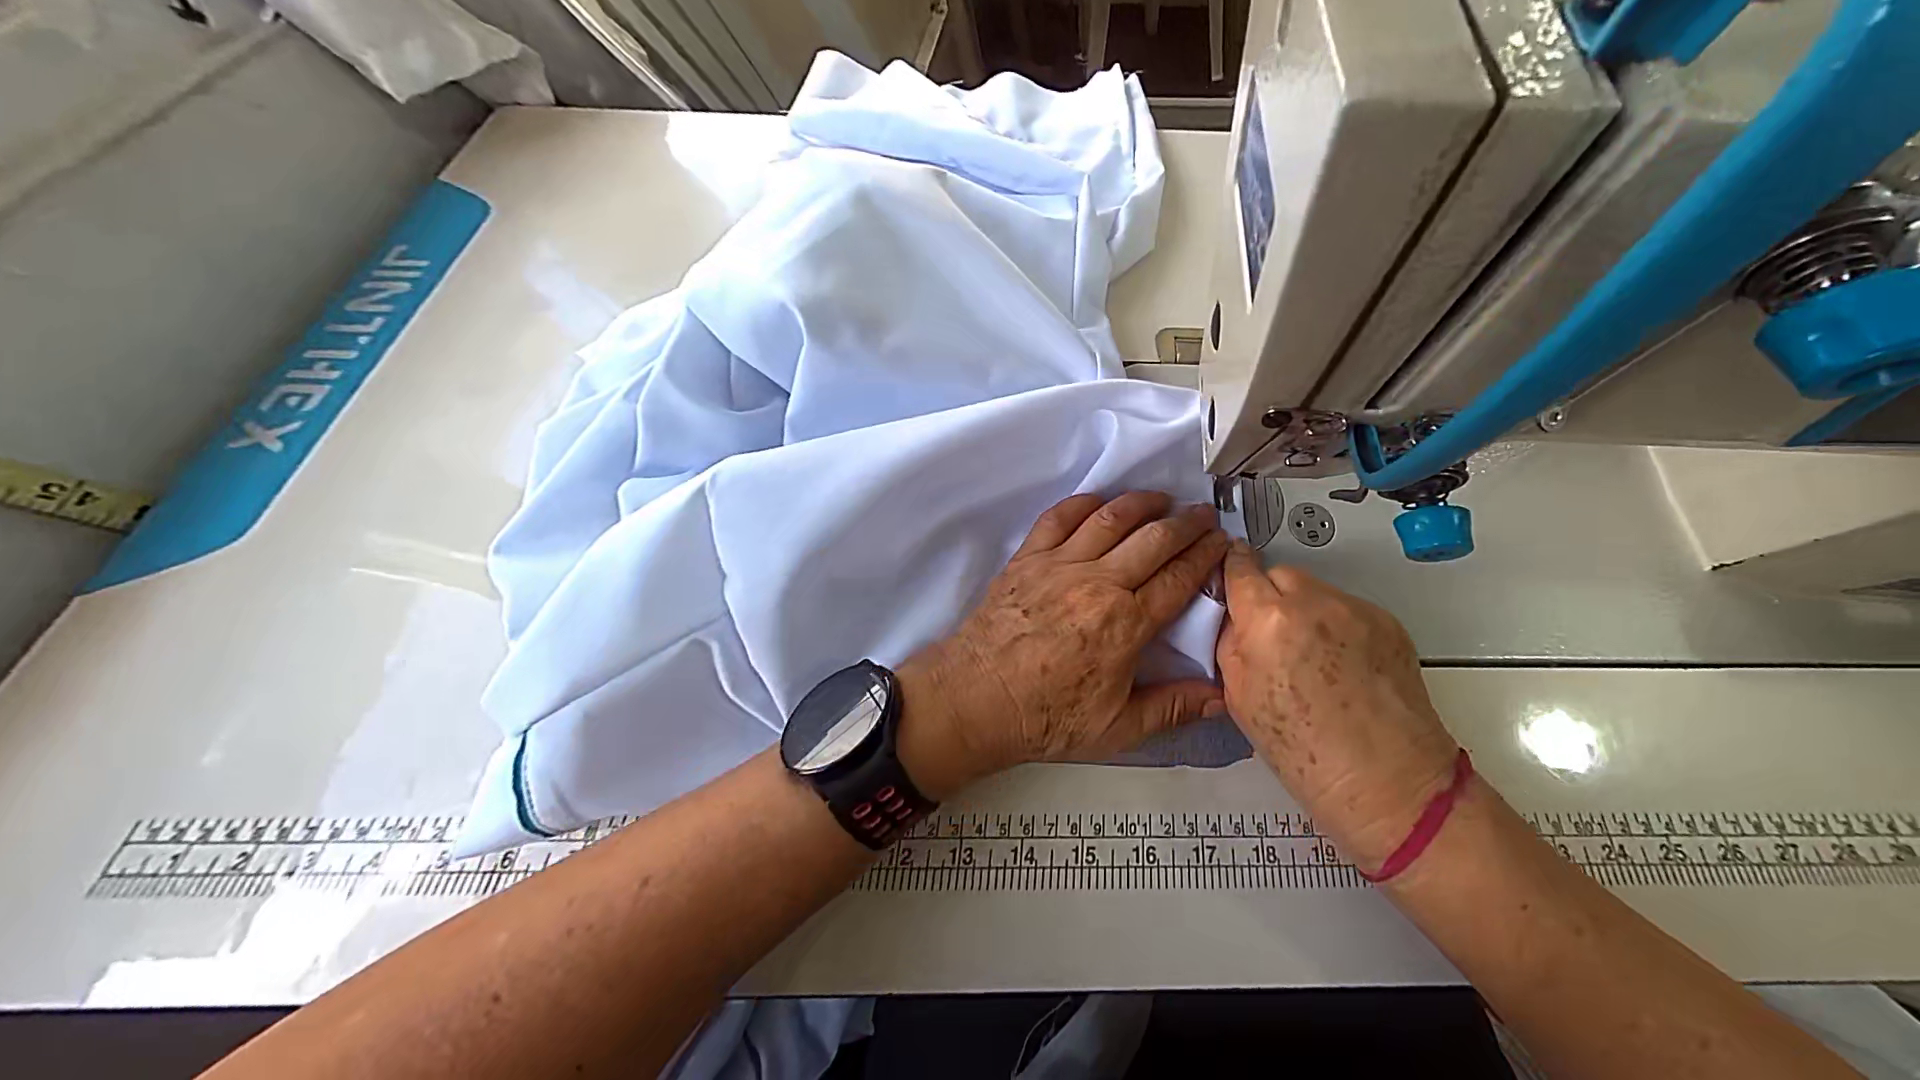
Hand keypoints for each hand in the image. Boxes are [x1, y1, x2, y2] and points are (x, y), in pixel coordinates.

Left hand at [896, 492, 1230, 798]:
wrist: (977, 700)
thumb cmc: (1046, 718)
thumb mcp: (1117, 728)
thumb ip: (1172, 708)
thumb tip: (1219, 698)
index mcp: (1125, 624)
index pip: (1178, 578)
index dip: (1206, 556)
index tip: (1222, 543)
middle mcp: (1096, 584)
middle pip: (1153, 540)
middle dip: (1186, 523)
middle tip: (1204, 515)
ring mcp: (1058, 567)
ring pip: (1110, 520)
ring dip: (1141, 504)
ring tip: (1162, 498)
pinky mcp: (1026, 560)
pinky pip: (1058, 519)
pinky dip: (1082, 504)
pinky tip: (1100, 501)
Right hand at [1215, 540, 1459, 871]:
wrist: (1386, 781)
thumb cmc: (1310, 752)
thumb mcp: (1238, 695)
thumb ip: (1230, 643)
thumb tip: (1234, 619)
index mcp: (1268, 619)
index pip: (1240, 568)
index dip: (1232, 570)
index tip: (1230, 570)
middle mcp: (1315, 603)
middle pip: (1279, 574)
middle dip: (1269, 596)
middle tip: (1268, 634)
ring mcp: (1356, 611)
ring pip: (1315, 590)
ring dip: (1303, 610)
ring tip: (1308, 658)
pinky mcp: (1388, 623)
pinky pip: (1346, 609)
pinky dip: (1335, 626)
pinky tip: (1338, 665)